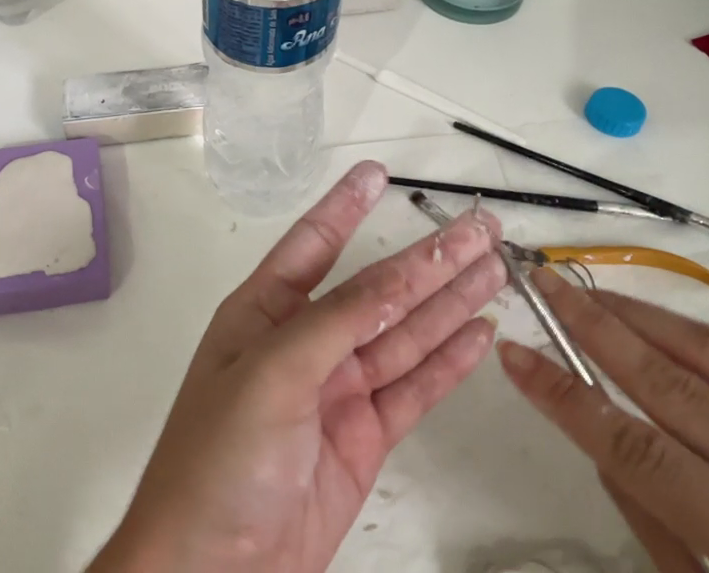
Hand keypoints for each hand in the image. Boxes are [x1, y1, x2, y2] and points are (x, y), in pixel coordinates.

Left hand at [91, 161, 506, 572]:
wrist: (214, 567)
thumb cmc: (220, 458)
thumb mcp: (272, 372)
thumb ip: (337, 322)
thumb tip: (396, 276)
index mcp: (263, 314)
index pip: (312, 245)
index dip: (344, 207)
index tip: (376, 174)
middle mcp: (304, 343)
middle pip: (377, 289)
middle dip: (427, 256)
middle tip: (479, 224)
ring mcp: (337, 391)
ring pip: (404, 334)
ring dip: (449, 301)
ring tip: (494, 265)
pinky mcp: (364, 437)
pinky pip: (414, 388)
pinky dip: (448, 361)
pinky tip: (479, 332)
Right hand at [498, 269, 708, 571]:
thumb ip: (657, 526)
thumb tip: (598, 439)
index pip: (639, 451)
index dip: (567, 397)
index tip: (515, 355)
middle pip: (675, 387)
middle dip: (597, 330)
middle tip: (544, 286)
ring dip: (646, 318)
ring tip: (589, 293)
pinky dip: (701, 338)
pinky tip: (659, 322)